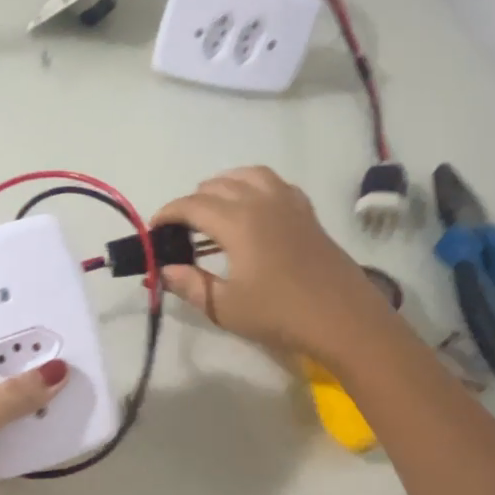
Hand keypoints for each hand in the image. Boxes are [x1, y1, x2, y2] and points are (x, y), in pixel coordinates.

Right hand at [155, 167, 398, 366]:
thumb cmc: (278, 314)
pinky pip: (275, 184)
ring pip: (249, 176)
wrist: (341, 318)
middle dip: (192, 201)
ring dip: (224, 185)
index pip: (193, 205)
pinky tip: (251, 207)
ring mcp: (289, 204)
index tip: (153, 229)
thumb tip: (164, 269)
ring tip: (211, 207)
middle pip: (219, 186)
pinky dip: (254, 187)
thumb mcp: (224, 306)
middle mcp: (262, 202)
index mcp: (238, 222)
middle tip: (179, 228)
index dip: (168, 213)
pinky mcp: (307, 214)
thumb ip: (190, 284)